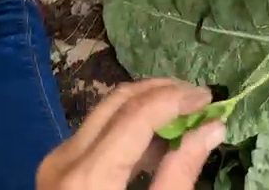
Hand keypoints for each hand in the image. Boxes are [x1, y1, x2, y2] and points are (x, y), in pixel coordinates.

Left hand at [36, 79, 225, 189]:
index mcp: (88, 175)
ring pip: (106, 111)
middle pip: (119, 101)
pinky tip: (156, 138)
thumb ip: (180, 176)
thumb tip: (212, 128)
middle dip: (162, 91)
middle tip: (199, 97)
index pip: (138, 113)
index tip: (209, 97)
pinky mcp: (56, 172)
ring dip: (146, 104)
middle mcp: (65, 158)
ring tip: (184, 112)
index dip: (176, 98)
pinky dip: (129, 126)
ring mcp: (56, 163)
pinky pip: (96, 132)